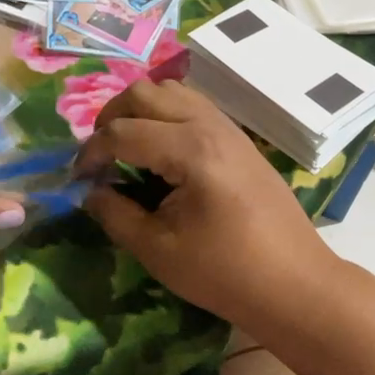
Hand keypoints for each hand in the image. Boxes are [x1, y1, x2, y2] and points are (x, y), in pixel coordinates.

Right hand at [78, 80, 338, 327]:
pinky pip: (191, 104)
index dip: (91, 154)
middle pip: (143, 93)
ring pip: (169, 90)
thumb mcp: (158, 250)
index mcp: (189, 150)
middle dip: (110, 118)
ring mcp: (227, 127)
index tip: (78, 179)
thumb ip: (115, 214)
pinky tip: (158, 150)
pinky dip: (164, 113)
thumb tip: (90, 192)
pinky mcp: (238, 137)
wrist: (296, 285)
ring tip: (126, 146)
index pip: (122, 133)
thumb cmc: (226, 273)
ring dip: (138, 110)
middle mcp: (208, 125)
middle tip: (99, 156)